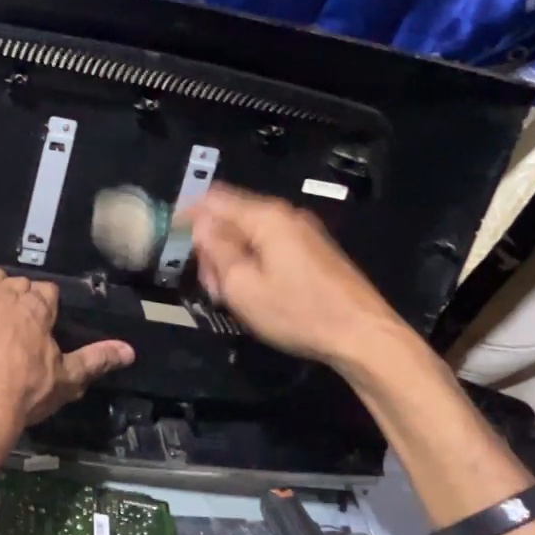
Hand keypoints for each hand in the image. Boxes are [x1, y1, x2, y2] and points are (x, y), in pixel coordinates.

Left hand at [0, 261, 134, 440]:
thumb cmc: (23, 392)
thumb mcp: (67, 379)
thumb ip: (97, 359)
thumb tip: (129, 351)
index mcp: (40, 305)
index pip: (48, 292)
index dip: (43, 311)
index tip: (37, 330)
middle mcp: (14, 289)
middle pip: (21, 285)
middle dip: (19, 303)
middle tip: (12, 333)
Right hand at [183, 184, 407, 371]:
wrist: (364, 336)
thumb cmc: (298, 313)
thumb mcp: (243, 287)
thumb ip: (216, 251)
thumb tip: (200, 226)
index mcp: (266, 218)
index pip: (214, 198)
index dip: (188, 212)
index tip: (170, 234)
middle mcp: (286, 216)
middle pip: (233, 216)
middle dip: (211, 244)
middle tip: (207, 283)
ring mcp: (303, 233)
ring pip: (251, 234)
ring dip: (231, 257)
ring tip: (227, 293)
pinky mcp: (314, 252)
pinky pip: (270, 246)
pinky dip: (252, 262)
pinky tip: (252, 291)